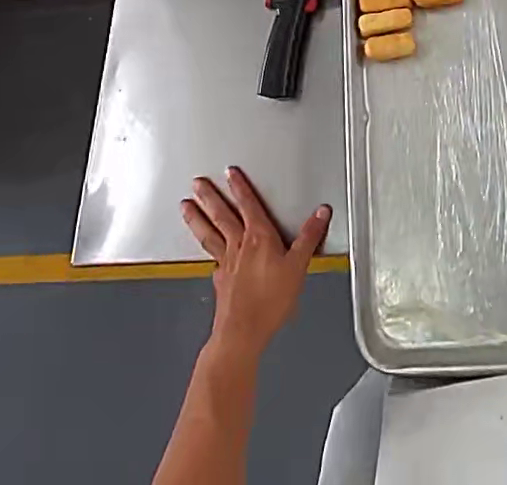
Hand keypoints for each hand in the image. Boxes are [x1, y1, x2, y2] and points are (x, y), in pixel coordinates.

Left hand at [181, 167, 331, 354]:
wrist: (241, 334)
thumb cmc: (269, 302)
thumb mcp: (298, 266)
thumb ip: (309, 237)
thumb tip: (320, 213)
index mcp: (259, 238)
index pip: (248, 205)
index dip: (240, 187)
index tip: (230, 173)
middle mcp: (239, 247)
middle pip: (222, 215)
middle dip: (210, 197)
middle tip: (197, 183)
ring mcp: (226, 264)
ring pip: (209, 234)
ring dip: (197, 218)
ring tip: (186, 207)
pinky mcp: (220, 281)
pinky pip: (212, 258)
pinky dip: (208, 251)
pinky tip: (208, 253)